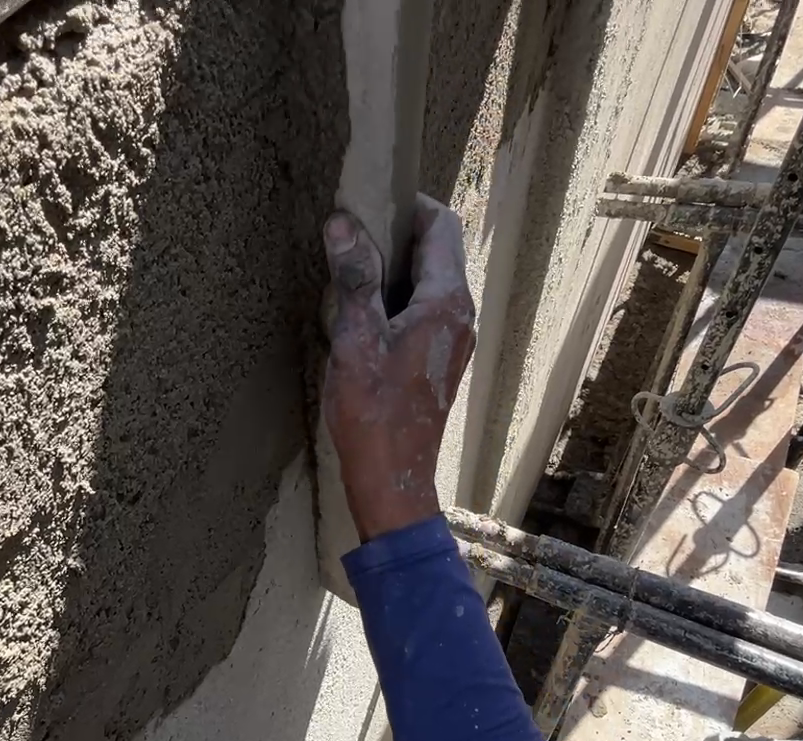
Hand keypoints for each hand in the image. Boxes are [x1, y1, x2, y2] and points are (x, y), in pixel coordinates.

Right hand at [322, 195, 476, 541]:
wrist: (392, 476)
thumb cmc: (374, 412)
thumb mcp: (357, 339)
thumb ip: (354, 278)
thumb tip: (342, 223)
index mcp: (447, 302)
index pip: (441, 226)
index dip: (409, 204)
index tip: (370, 202)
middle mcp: (460, 316)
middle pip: (437, 253)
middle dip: (397, 237)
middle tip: (352, 238)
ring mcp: (452, 341)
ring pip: (429, 284)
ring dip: (394, 272)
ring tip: (351, 277)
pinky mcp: (438, 362)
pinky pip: (424, 314)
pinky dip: (397, 302)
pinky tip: (362, 318)